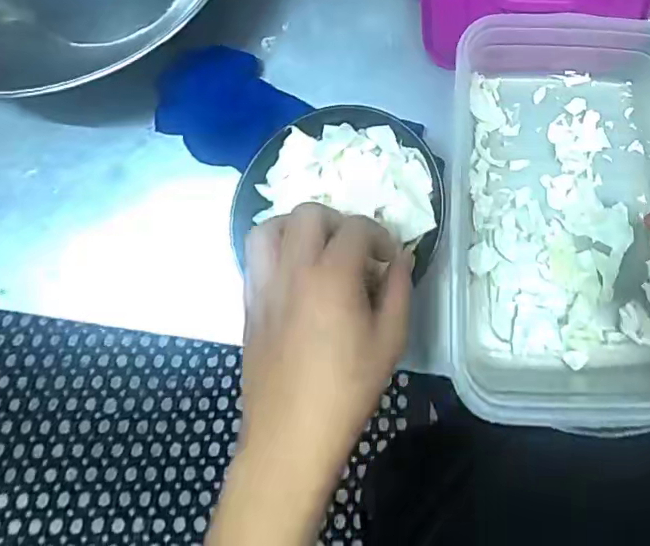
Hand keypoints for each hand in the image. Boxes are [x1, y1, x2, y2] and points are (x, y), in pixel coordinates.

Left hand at [239, 203, 411, 483]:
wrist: (289, 436)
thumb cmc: (346, 390)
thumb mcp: (390, 341)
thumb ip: (400, 290)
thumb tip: (401, 258)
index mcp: (332, 275)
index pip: (355, 227)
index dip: (378, 235)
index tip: (389, 258)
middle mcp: (293, 269)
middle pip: (308, 213)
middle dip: (336, 220)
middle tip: (352, 249)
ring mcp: (264, 284)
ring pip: (269, 227)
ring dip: (294, 227)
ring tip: (315, 249)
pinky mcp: (248, 302)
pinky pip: (254, 257)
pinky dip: (274, 250)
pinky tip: (294, 275)